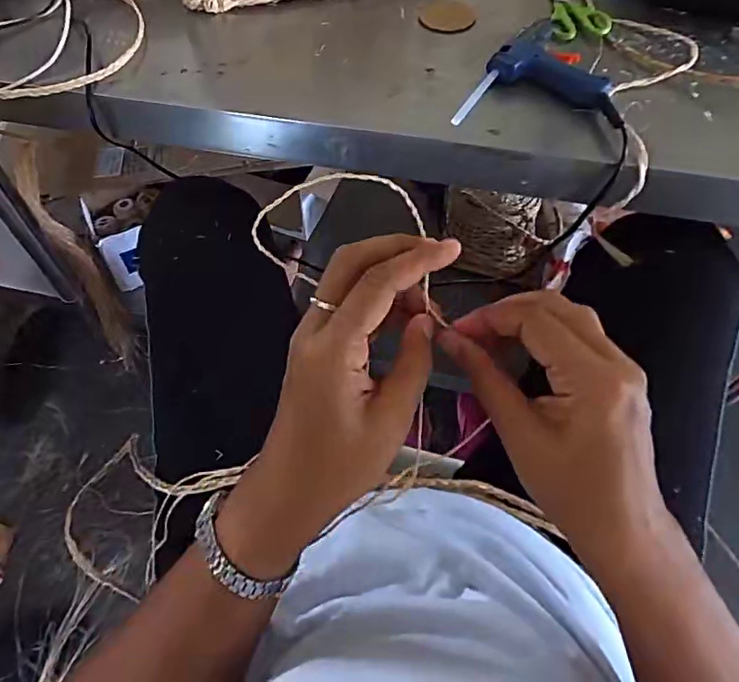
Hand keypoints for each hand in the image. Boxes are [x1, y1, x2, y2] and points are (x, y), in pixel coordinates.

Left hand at [217, 235, 461, 577]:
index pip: (376, 282)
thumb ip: (414, 361)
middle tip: (437, 253)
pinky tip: (407, 315)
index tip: (452, 248)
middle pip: (350, 260)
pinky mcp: (314, 342)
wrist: (286, 491)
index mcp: (333, 347)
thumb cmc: (340, 468)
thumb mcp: (391, 420)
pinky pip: (347, 300)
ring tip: (428, 302)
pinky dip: (378, 294)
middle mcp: (315, 327)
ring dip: (388, 271)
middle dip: (395, 246)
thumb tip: (427, 318)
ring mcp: (310, 332)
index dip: (417, 259)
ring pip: (347, 275)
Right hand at [438, 291, 667, 552]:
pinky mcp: (624, 376)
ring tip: (493, 336)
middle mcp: (617, 361)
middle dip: (509, 310)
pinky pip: (584, 335)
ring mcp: (626, 367)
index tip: (458, 330)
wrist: (626, 533)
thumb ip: (485, 378)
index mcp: (594, 377)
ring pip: (572, 315)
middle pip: (557, 306)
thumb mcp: (519, 435)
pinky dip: (549, 332)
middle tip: (472, 331)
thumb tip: (451, 340)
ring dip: (530, 316)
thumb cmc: (571, 493)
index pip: (536, 319)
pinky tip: (523, 349)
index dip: (492, 317)